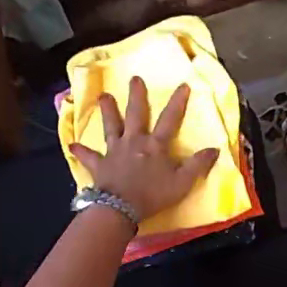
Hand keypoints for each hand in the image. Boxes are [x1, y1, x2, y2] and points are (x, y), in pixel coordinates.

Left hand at [69, 77, 220, 222]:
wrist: (121, 207)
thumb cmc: (153, 195)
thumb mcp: (182, 182)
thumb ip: (198, 165)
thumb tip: (214, 149)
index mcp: (156, 145)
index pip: (170, 119)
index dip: (177, 102)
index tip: (182, 85)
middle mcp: (134, 141)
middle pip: (136, 115)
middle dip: (137, 96)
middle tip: (134, 79)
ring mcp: (115, 151)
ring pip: (111, 126)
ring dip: (107, 111)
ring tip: (103, 96)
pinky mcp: (99, 164)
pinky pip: (88, 156)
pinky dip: (81, 151)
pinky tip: (72, 145)